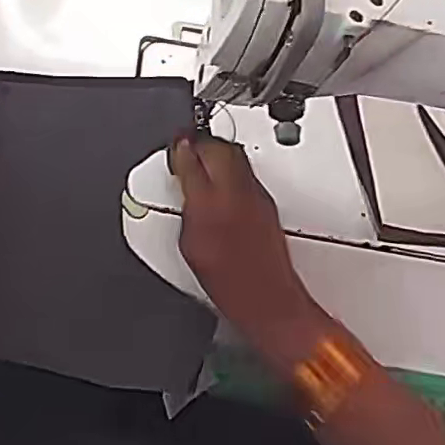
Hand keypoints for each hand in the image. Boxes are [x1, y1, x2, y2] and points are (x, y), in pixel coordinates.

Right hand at [170, 134, 326, 366]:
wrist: (268, 300)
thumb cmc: (230, 283)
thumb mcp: (189, 245)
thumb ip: (185, 208)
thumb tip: (184, 188)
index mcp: (207, 204)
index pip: (190, 160)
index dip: (179, 149)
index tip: (176, 147)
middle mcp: (234, 193)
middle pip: (216, 148)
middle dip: (200, 144)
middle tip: (188, 147)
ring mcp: (254, 195)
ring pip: (235, 154)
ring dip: (217, 151)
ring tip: (204, 157)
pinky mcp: (267, 201)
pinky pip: (246, 170)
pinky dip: (232, 165)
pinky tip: (223, 177)